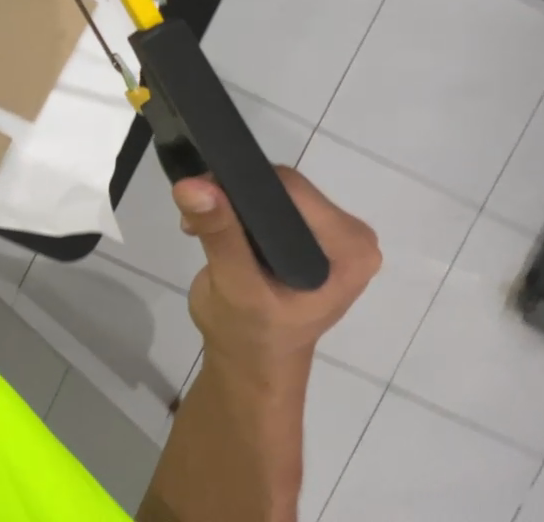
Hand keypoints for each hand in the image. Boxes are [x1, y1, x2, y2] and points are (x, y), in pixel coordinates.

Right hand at [173, 167, 380, 374]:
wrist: (250, 361)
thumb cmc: (249, 332)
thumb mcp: (234, 286)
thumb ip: (220, 234)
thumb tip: (193, 184)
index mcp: (350, 247)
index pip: (291, 189)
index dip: (240, 185)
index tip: (199, 202)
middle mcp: (349, 236)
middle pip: (280, 187)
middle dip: (230, 196)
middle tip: (195, 223)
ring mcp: (327, 237)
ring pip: (267, 192)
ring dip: (225, 203)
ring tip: (199, 230)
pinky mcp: (304, 238)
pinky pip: (264, 203)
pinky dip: (231, 210)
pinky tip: (211, 232)